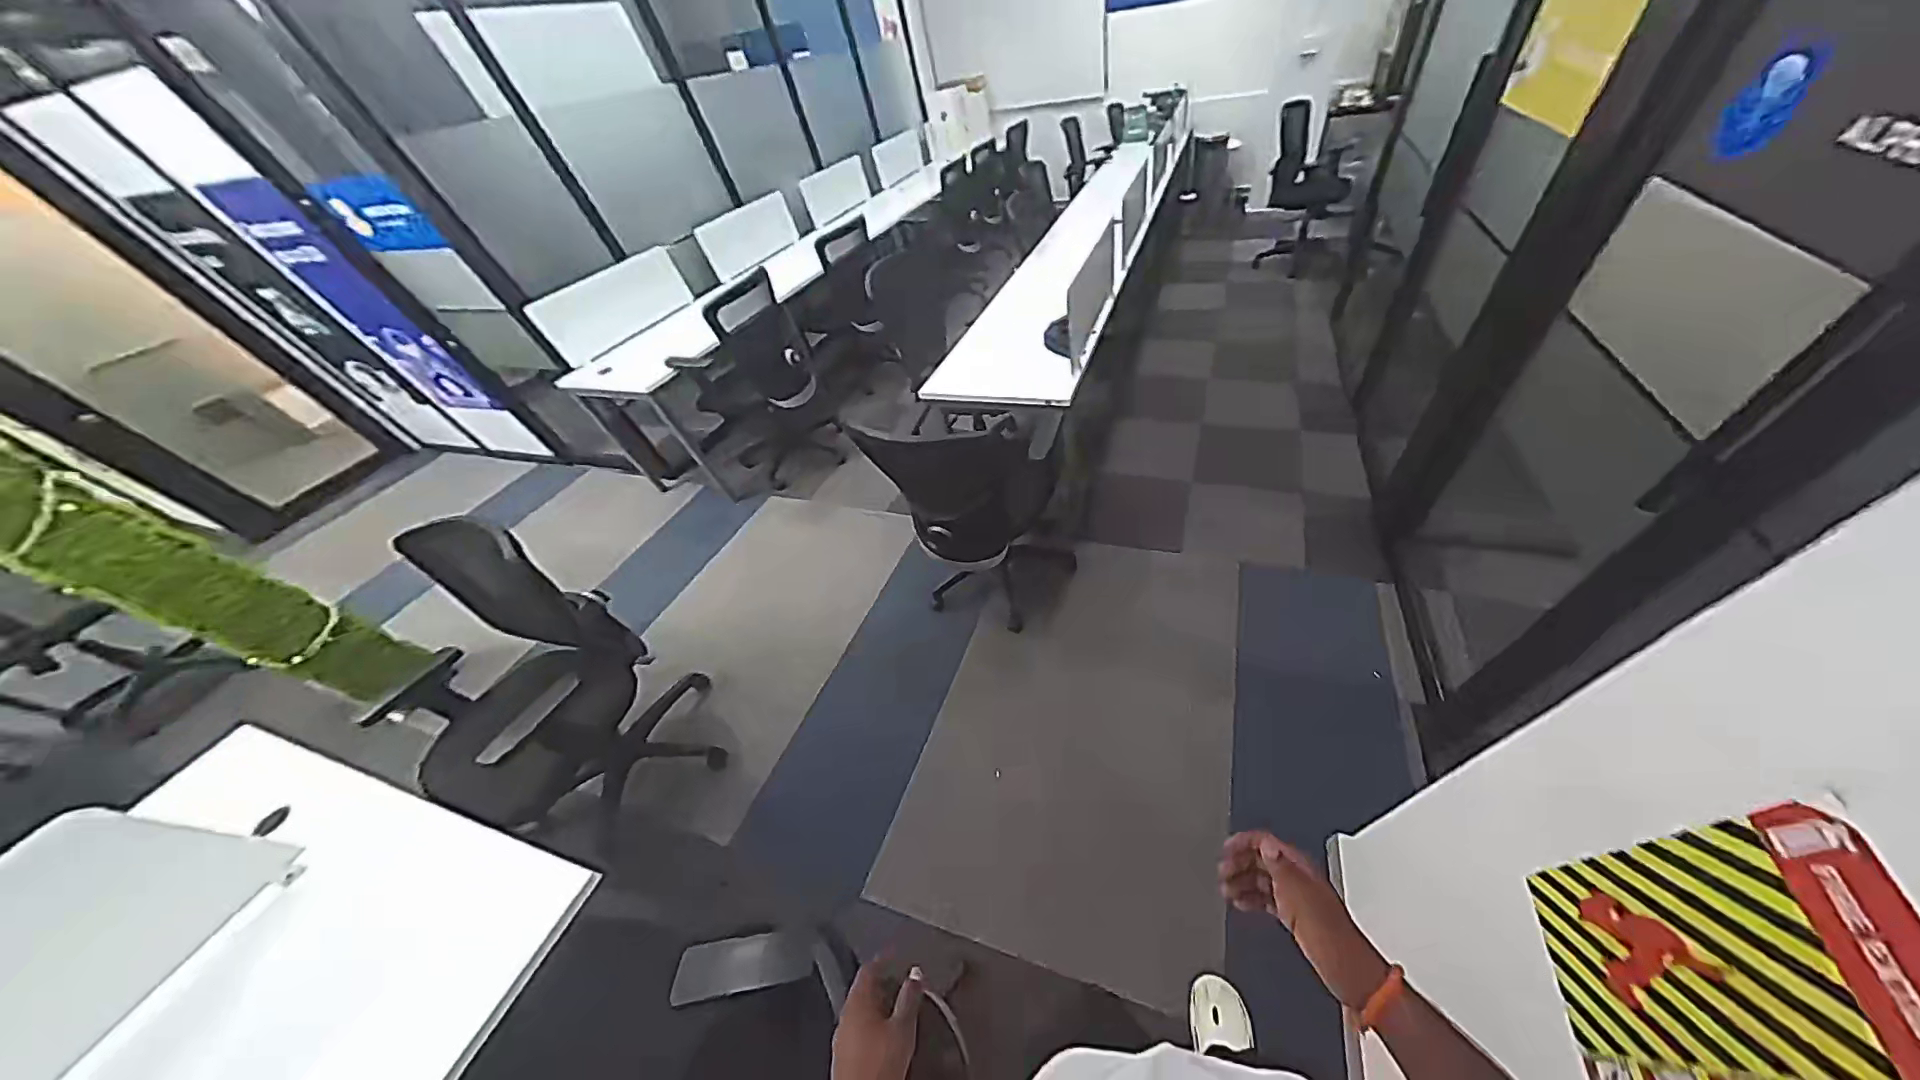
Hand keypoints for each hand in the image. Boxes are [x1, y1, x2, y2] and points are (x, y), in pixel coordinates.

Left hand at [832, 960, 924, 1079]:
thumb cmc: (881, 1062)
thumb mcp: (903, 1028)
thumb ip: (909, 997)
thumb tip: (915, 974)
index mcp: (857, 1001)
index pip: (868, 968)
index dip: (884, 960)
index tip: (898, 957)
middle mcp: (845, 1014)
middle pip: (863, 987)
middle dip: (883, 982)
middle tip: (902, 982)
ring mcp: (841, 1034)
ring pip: (860, 1008)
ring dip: (877, 1002)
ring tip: (897, 1006)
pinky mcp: (842, 1053)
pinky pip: (857, 1026)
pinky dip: (871, 1021)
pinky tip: (884, 1031)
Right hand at [1220, 830, 1390, 1008]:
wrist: (1345, 968)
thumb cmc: (1328, 934)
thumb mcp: (1298, 894)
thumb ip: (1280, 867)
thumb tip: (1266, 844)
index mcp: (1299, 867)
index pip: (1266, 842)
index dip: (1243, 842)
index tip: (1225, 849)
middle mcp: (1297, 878)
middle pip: (1262, 859)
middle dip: (1239, 863)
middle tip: (1222, 872)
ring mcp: (1296, 897)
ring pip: (1262, 879)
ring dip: (1242, 881)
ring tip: (1226, 889)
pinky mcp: (1294, 915)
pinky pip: (1267, 898)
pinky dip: (1251, 898)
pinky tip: (1242, 903)